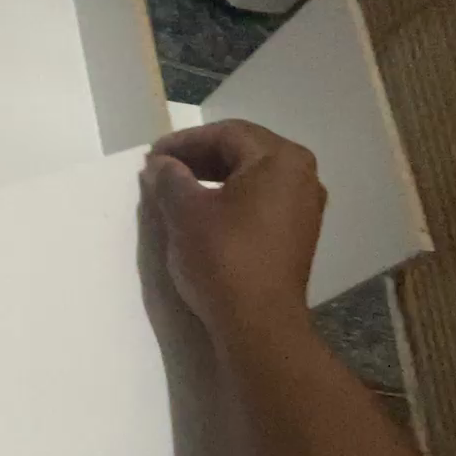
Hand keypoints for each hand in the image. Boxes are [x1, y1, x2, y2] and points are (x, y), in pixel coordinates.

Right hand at [143, 119, 326, 339]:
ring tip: (178, 193)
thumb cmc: (223, 259)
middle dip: (199, 159)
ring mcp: (303, 207)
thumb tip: (159, 165)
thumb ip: (170, 181)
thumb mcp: (186, 214)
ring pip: (252, 179)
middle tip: (162, 172)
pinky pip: (260, 204)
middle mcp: (302, 175)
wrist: (257, 322)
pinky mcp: (295, 236)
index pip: (227, 134)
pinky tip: (205, 217)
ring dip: (214, 180)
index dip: (184, 141)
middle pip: (244, 153)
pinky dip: (230, 202)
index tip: (151, 156)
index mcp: (280, 159)